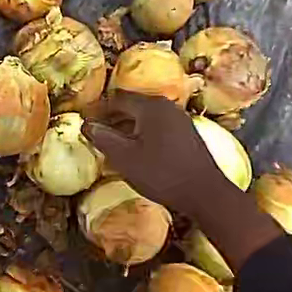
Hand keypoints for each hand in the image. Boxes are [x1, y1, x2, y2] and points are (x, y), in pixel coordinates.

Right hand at [84, 92, 283, 272]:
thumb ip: (103, 138)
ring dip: (127, 126)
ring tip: (113, 142)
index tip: (85, 120)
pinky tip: (137, 150)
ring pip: (146, 116)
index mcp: (151, 107)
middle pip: (133, 105)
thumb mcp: (125, 158)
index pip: (118, 98)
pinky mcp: (187, 134)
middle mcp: (167, 106)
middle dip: (112, 117)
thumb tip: (86, 124)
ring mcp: (180, 119)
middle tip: (96, 131)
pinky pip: (158, 126)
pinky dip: (143, 133)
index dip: (99, 109)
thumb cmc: (162, 174)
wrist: (206, 194)